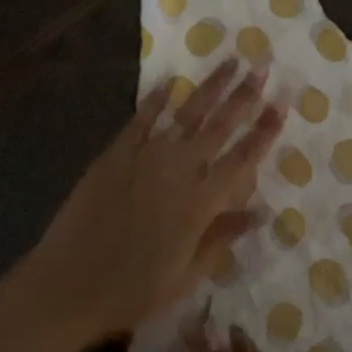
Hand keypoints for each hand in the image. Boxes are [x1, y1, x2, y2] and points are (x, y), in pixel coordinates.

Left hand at [29, 59, 286, 341]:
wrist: (68, 285)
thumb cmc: (132, 291)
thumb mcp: (186, 275)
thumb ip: (222, 238)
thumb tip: (260, 212)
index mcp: (201, 203)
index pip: (243, 159)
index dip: (265, 130)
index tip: (283, 102)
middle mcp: (179, 171)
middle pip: (219, 126)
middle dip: (244, 95)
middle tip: (263, 65)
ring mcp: (145, 158)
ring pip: (186, 113)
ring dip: (210, 86)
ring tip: (230, 60)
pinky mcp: (115, 154)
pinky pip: (140, 120)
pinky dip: (156, 99)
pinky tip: (169, 82)